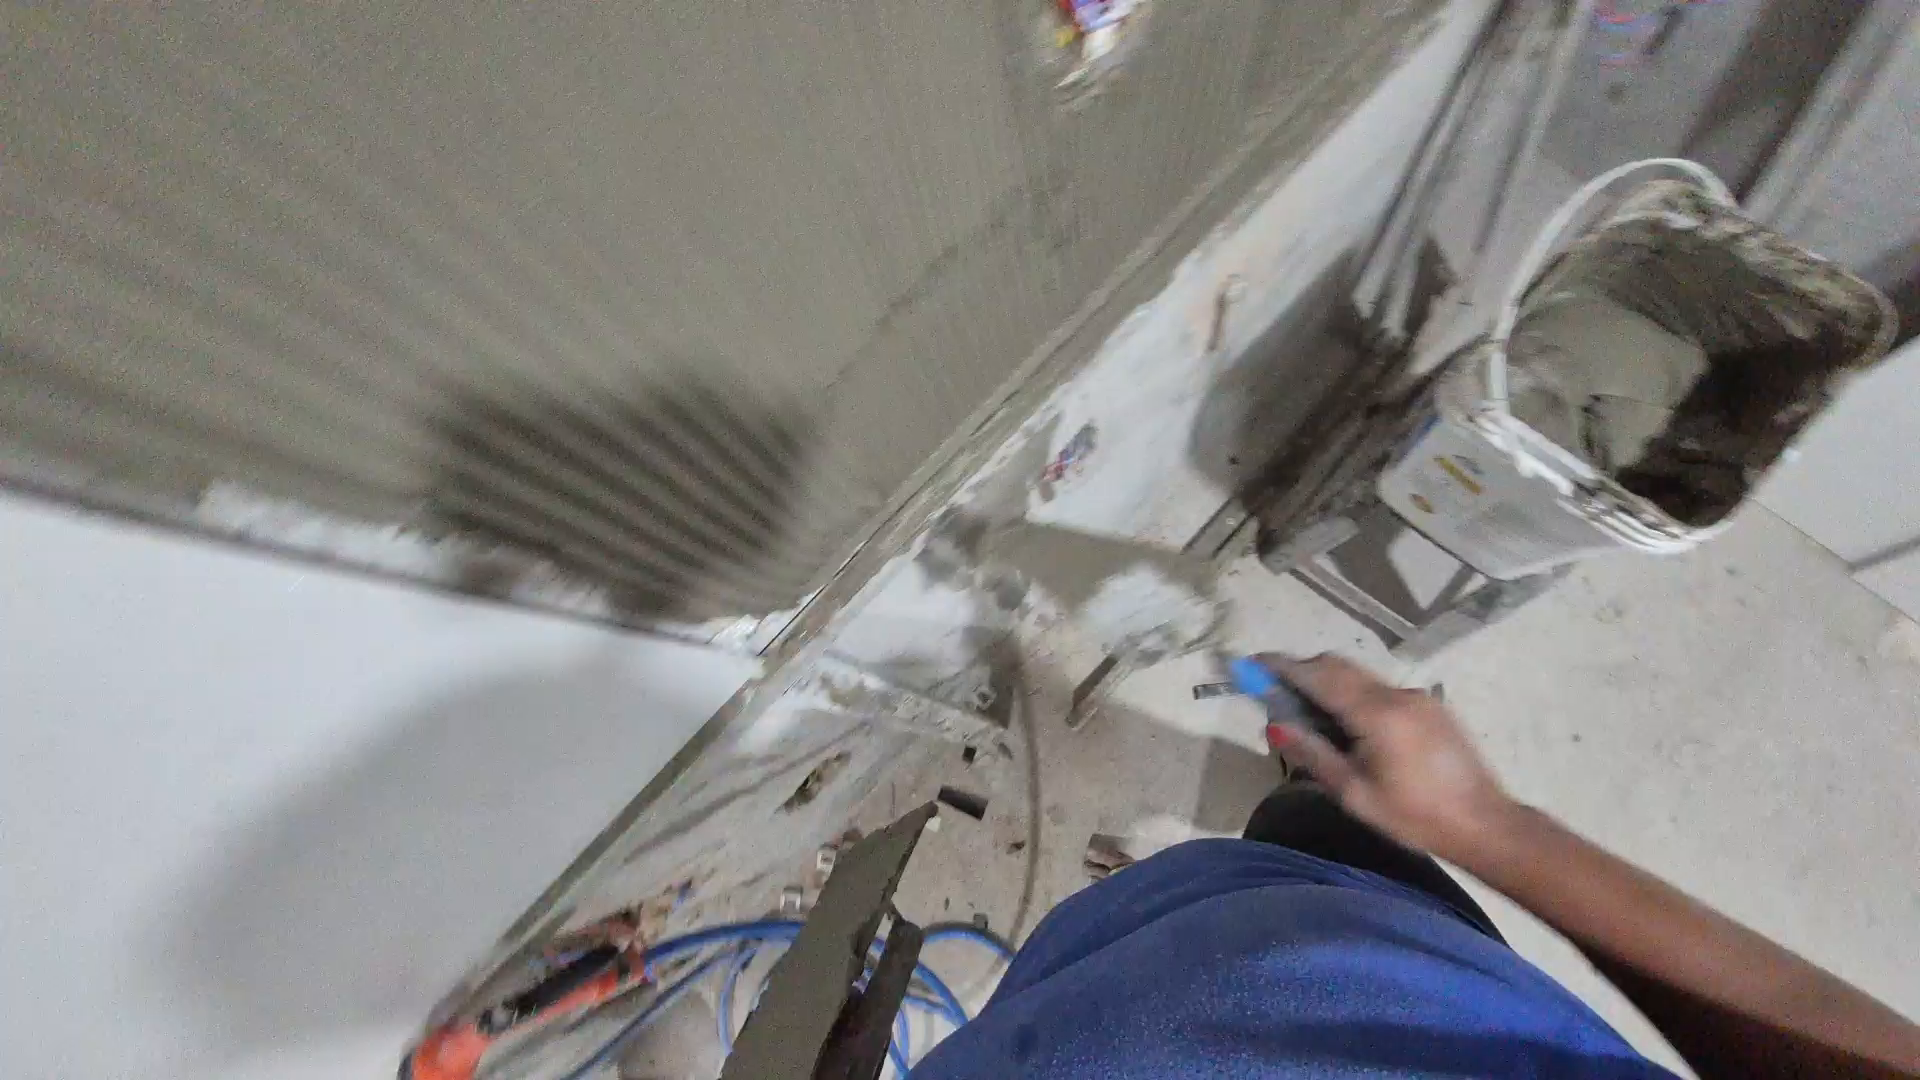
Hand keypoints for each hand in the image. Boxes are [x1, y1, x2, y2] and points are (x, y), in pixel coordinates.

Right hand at [1255, 654, 1516, 860]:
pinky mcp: (1428, 705)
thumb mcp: (1355, 794)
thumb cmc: (1416, 817)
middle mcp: (1396, 695)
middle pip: (1337, 665)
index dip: (1282, 667)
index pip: (1318, 677)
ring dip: (1326, 681)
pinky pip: (1377, 688)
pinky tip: (1346, 723)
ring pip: (1358, 675)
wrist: (1489, 826)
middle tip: (1275, 689)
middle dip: (1301, 669)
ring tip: (1307, 710)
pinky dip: (1351, 692)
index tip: (1253, 663)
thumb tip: (1273, 727)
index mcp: (1376, 715)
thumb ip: (1312, 755)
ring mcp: (1415, 697)